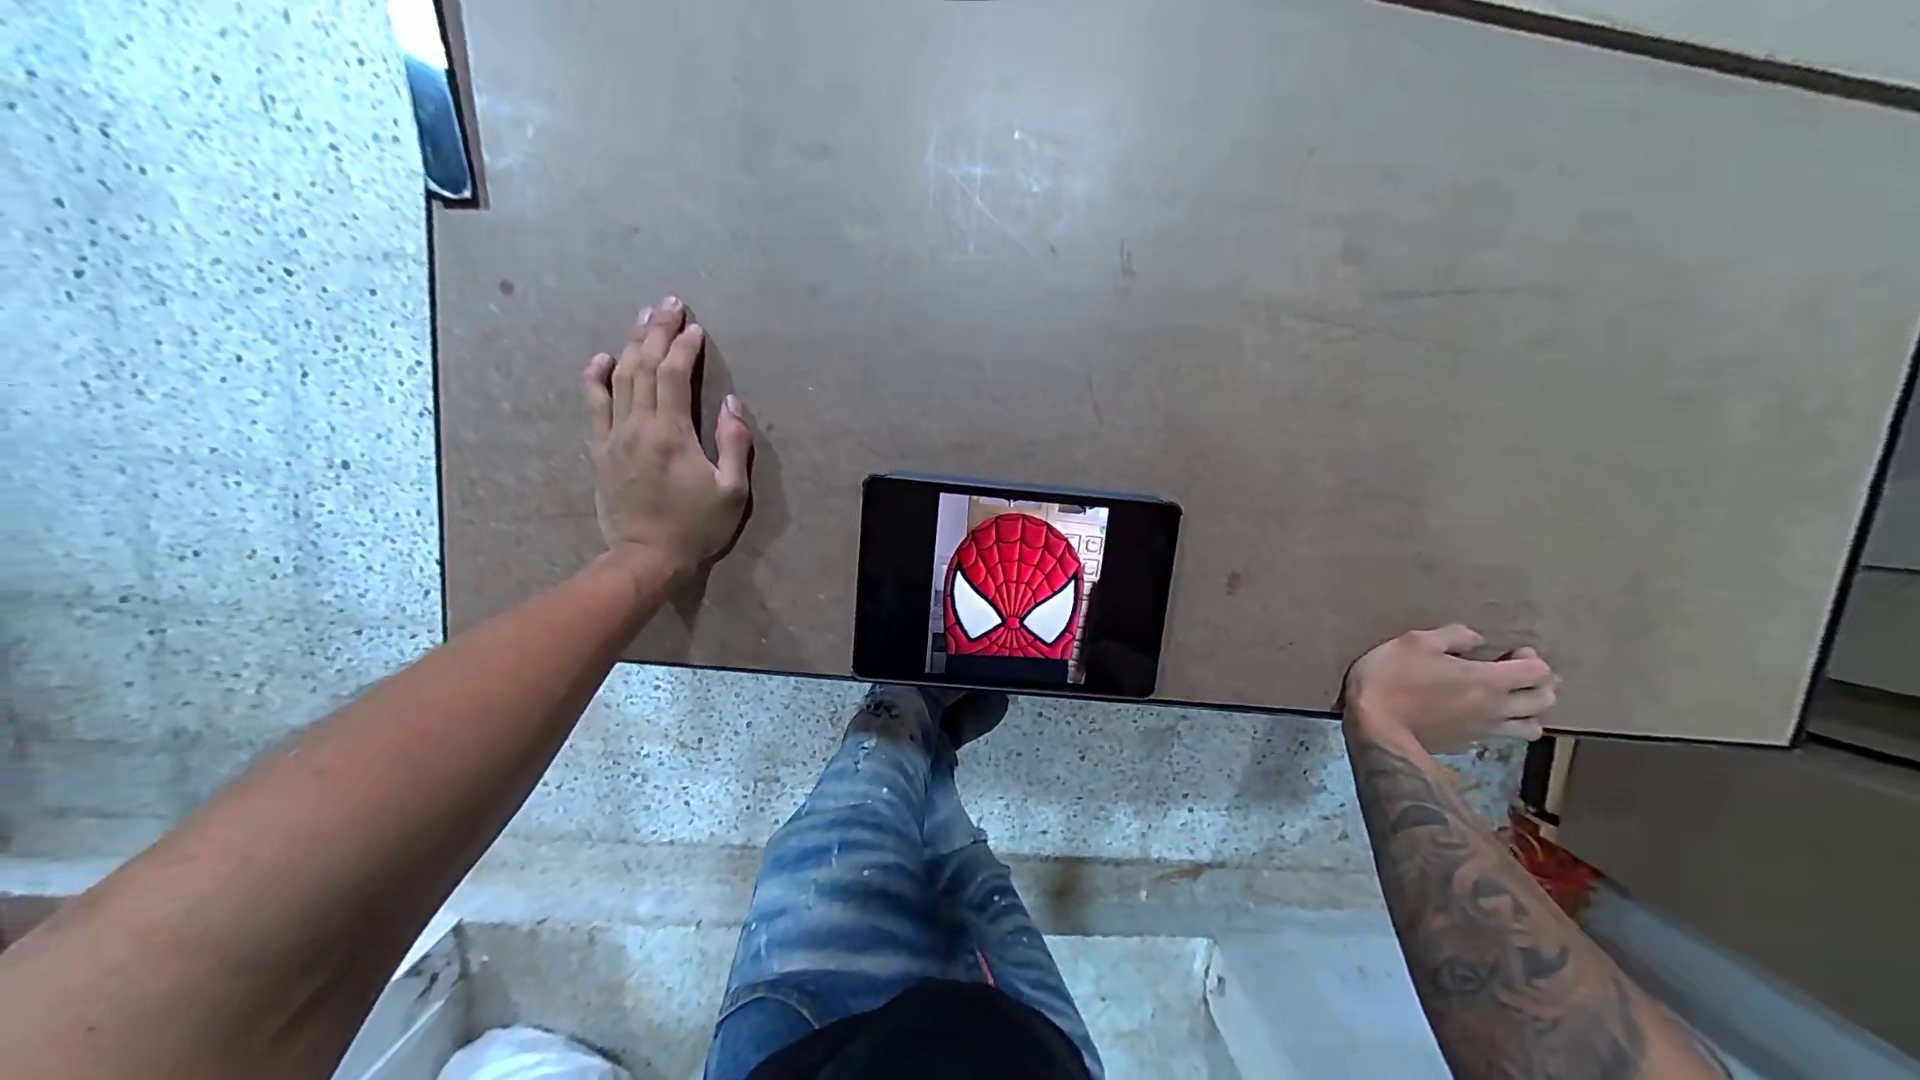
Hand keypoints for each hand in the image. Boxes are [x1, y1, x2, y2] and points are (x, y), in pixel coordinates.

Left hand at [582, 296, 752, 575]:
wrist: (646, 558)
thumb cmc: (696, 526)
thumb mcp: (732, 491)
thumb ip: (734, 443)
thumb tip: (731, 404)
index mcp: (672, 433)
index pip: (675, 375)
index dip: (685, 346)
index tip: (696, 327)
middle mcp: (638, 426)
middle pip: (644, 366)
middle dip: (657, 331)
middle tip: (669, 304)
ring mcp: (614, 437)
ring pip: (618, 379)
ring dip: (630, 344)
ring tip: (642, 318)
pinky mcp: (600, 451)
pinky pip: (593, 406)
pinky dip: (595, 378)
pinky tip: (601, 358)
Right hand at [1343, 624, 1557, 753]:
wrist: (1374, 725)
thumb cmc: (1392, 677)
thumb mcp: (1415, 642)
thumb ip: (1453, 636)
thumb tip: (1477, 640)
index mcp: (1489, 680)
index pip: (1538, 672)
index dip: (1531, 659)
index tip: (1512, 652)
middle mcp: (1497, 708)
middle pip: (1544, 700)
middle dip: (1540, 684)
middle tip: (1516, 673)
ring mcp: (1483, 730)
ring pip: (1531, 727)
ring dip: (1528, 711)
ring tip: (1508, 700)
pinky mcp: (1466, 744)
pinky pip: (1500, 736)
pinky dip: (1501, 726)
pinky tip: (1478, 716)